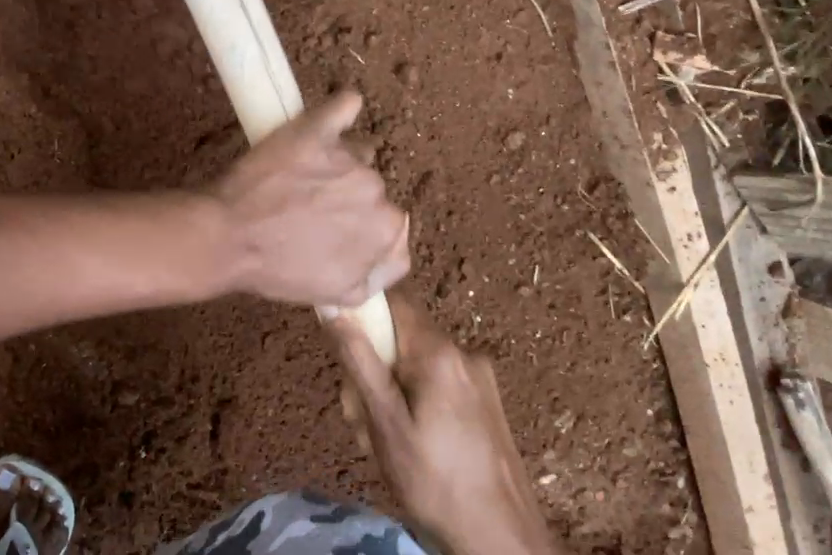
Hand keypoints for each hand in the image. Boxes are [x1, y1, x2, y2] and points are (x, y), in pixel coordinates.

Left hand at [215, 91, 408, 307]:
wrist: (227, 237)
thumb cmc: (275, 268)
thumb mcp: (336, 293)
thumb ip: (374, 277)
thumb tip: (386, 258)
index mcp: (388, 234)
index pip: (390, 227)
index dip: (360, 229)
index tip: (333, 230)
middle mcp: (376, 193)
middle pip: (369, 188)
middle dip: (344, 196)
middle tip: (305, 205)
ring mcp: (345, 159)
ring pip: (353, 153)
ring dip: (335, 160)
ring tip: (298, 176)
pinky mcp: (314, 132)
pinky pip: (342, 108)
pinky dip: (343, 107)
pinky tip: (344, 106)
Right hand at [329, 294, 561, 554]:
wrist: (502, 544)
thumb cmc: (434, 480)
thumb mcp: (383, 419)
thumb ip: (356, 357)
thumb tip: (329, 303)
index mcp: (439, 352)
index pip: (389, 300)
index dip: (358, 313)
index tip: (341, 347)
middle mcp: (464, 355)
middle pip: (398, 337)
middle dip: (370, 368)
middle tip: (360, 415)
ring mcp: (479, 381)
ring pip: (413, 365)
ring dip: (388, 392)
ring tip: (382, 438)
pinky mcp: (485, 405)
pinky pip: (434, 386)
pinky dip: (412, 405)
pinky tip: (409, 444)